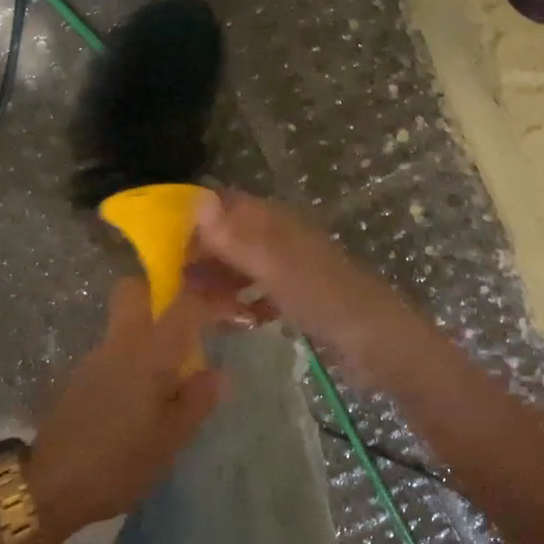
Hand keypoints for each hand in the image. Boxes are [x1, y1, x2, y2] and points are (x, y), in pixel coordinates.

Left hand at [26, 278, 226, 541]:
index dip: (208, 298)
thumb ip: (196, 401)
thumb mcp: (170, 440)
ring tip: (168, 371)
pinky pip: (111, 350)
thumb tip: (219, 372)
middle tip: (184, 321)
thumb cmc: (120, 461)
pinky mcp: (79, 375)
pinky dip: (130, 358)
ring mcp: (94, 356)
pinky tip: (138, 395)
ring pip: (122, 321)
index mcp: (149, 352)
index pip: (183, 305)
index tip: (227, 305)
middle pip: (134, 290)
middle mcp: (120, 342)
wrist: (53, 483)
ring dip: (145, 330)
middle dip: (158, 293)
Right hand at [190, 190, 432, 388]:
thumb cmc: (325, 298)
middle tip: (175, 288)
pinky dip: (244, 303)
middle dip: (201, 257)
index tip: (162, 246)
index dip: (191, 219)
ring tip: (198, 311)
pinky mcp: (299, 296)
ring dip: (219, 284)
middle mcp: (278, 236)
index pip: (222, 204)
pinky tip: (236, 323)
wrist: (381, 344)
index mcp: (272, 220)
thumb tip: (195, 199)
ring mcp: (289, 267)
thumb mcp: (274, 266)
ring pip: (241, 266)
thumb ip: (234, 235)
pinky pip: (259, 292)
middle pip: (228, 236)